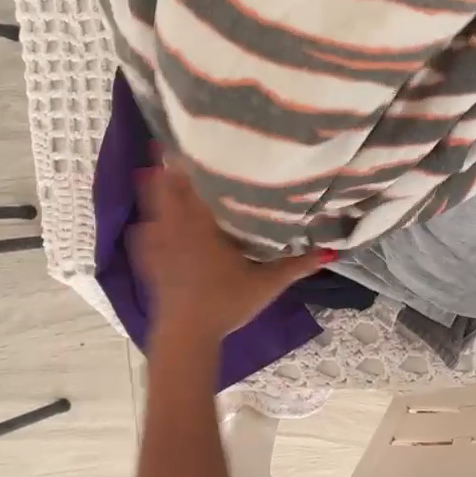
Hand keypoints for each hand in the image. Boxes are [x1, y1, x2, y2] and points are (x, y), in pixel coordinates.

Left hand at [130, 161, 332, 339]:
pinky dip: (150, 220)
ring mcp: (158, 244)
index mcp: (202, 226)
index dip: (196, 161)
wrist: (187, 334)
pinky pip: (145, 231)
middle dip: (172, 168)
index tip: (200, 142)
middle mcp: (175, 228)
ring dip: (158, 189)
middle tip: (181, 149)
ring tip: (164, 173)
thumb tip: (330, 251)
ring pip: (153, 206)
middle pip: (167, 186)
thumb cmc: (227, 303)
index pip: (196, 183)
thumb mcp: (267, 284)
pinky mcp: (149, 260)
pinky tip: (154, 220)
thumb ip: (296, 265)